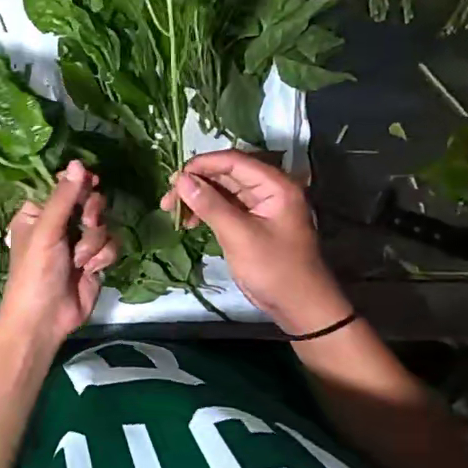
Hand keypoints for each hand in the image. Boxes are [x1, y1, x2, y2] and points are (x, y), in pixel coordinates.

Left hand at [0, 160, 116, 348]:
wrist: (45, 318)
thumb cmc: (35, 272)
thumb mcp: (46, 230)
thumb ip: (64, 198)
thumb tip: (78, 163)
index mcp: (37, 212)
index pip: (62, 186)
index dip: (78, 183)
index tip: (91, 180)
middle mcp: (59, 223)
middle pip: (88, 201)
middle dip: (91, 214)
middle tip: (88, 222)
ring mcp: (78, 241)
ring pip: (103, 223)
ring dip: (95, 241)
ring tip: (81, 259)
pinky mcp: (95, 259)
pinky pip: (111, 243)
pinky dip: (103, 256)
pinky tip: (91, 270)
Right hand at [160, 150, 350, 335]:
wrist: (299, 306)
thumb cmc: (274, 269)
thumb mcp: (239, 235)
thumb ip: (210, 204)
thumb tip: (181, 179)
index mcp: (275, 185)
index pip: (234, 161)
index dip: (201, 165)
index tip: (173, 178)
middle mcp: (269, 190)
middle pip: (226, 174)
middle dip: (195, 183)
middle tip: (168, 200)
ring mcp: (261, 206)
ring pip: (222, 190)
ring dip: (197, 197)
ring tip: (173, 212)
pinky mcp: (252, 222)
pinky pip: (224, 207)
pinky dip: (205, 211)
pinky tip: (189, 222)